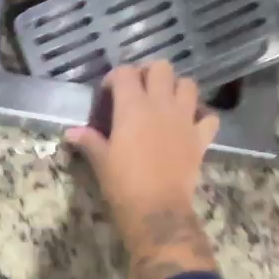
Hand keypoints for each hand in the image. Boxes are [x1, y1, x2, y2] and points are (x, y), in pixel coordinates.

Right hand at [65, 61, 219, 278]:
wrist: (156, 211)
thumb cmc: (123, 185)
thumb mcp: (101, 162)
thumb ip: (89, 141)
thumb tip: (71, 132)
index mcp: (132, 107)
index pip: (125, 73)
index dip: (115, 77)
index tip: (108, 92)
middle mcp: (161, 104)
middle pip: (161, 68)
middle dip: (149, 74)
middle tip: (140, 91)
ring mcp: (185, 119)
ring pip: (188, 84)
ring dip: (177, 89)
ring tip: (166, 103)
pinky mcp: (201, 137)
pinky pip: (208, 116)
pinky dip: (201, 116)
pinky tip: (191, 124)